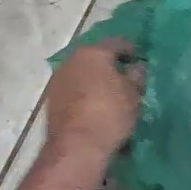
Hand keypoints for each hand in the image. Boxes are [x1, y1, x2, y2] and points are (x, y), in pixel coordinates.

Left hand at [45, 39, 143, 161]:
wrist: (76, 147)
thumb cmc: (109, 114)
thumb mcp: (133, 95)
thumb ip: (136, 77)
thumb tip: (136, 68)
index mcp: (93, 52)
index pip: (115, 43)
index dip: (130, 49)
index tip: (139, 58)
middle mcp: (72, 60)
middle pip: (95, 57)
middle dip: (109, 65)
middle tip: (125, 77)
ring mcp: (58, 80)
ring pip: (82, 74)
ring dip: (94, 80)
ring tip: (110, 95)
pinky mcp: (51, 100)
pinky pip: (73, 91)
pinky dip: (84, 95)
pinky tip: (94, 108)